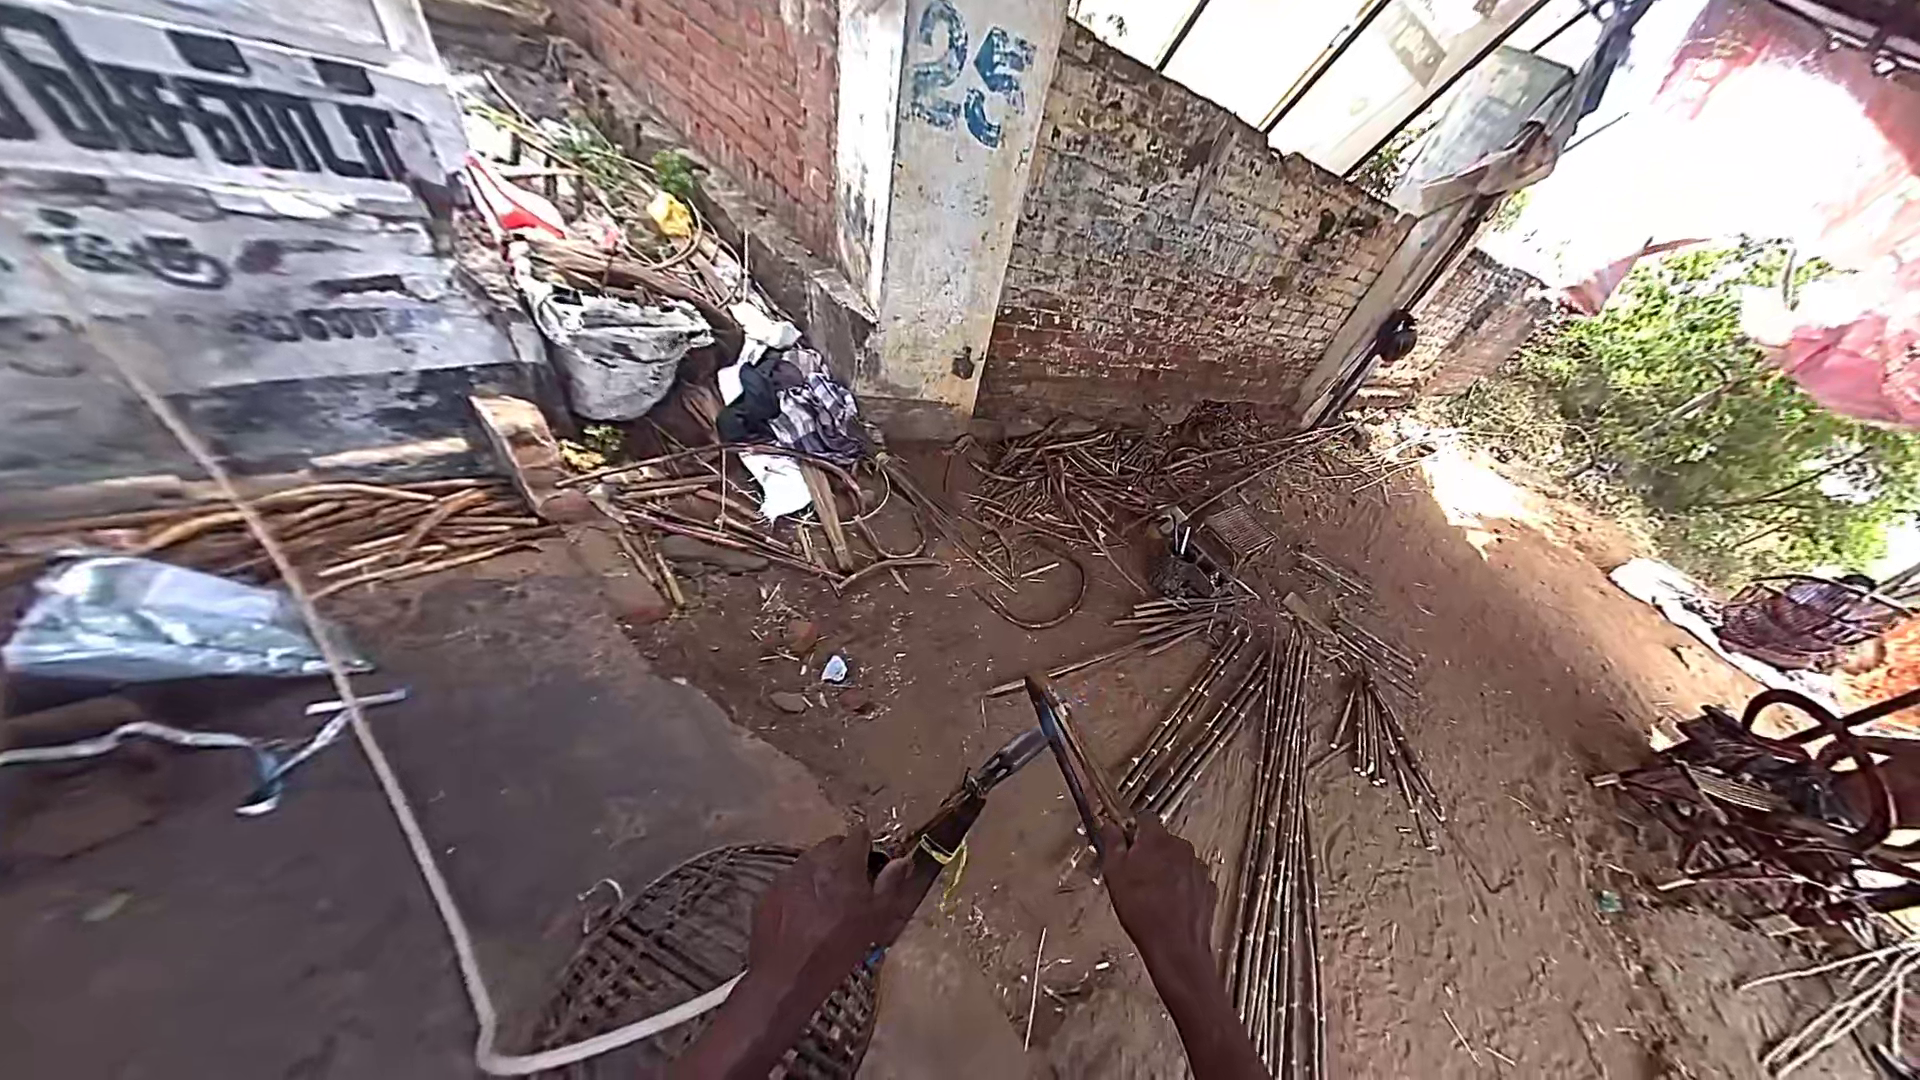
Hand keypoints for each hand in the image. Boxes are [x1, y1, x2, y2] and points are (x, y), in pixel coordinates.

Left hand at [747, 826, 921, 989]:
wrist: (784, 980)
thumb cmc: (836, 949)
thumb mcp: (874, 920)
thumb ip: (890, 885)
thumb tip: (903, 861)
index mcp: (844, 862)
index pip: (859, 834)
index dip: (867, 846)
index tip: (870, 863)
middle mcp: (814, 859)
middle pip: (834, 846)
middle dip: (843, 859)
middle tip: (849, 888)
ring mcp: (788, 874)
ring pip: (810, 862)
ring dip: (820, 874)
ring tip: (824, 905)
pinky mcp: (769, 891)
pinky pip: (790, 881)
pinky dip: (798, 891)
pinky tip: (800, 916)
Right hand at [1097, 819, 1219, 978]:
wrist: (1175, 949)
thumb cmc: (1142, 910)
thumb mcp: (1114, 872)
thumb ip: (1112, 842)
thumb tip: (1109, 825)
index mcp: (1156, 839)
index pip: (1145, 818)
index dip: (1133, 829)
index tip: (1126, 842)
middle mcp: (1181, 847)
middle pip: (1161, 839)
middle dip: (1149, 851)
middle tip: (1134, 872)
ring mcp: (1197, 868)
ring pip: (1177, 859)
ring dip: (1166, 868)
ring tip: (1152, 893)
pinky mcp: (1208, 888)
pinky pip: (1191, 878)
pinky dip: (1182, 886)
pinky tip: (1169, 903)